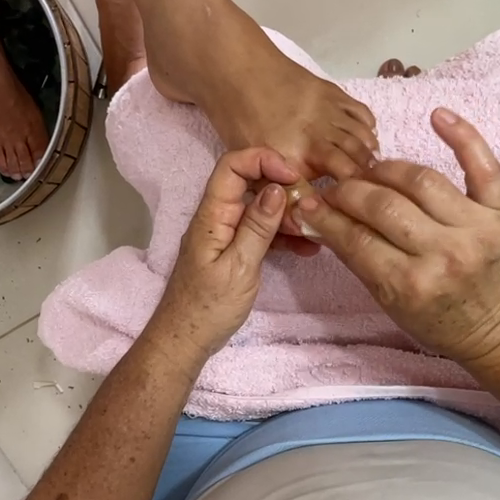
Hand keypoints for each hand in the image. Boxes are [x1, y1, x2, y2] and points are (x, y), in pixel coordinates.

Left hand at [147, 147, 300, 362]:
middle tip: (309, 206)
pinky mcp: (233, 250)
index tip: (294, 177)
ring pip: (258, 208)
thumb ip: (257, 227)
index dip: (264, 160)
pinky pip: (259, 231)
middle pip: (249, 183)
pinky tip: (306, 246)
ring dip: (286, 214)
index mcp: (212, 216)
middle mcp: (216, 218)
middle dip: (282, 187)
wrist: (186, 339)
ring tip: (313, 229)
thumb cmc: (208, 308)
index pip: (232, 166)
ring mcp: (224, 233)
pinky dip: (282, 235)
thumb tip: (276, 189)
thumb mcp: (240, 267)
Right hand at [290, 108, 499, 365]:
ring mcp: (475, 229)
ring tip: (369, 172)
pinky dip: (463, 136)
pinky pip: (483, 166)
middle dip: (349, 191)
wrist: (493, 327)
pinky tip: (437, 116)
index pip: (356, 239)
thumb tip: (319, 216)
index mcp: (411, 284)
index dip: (326, 216)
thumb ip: (357, 256)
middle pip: (384, 205)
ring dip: (386, 170)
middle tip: (335, 188)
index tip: (307, 202)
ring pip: (421, 180)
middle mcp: (444, 254)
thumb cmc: (433, 319)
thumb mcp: (386, 299)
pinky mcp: (499, 212)